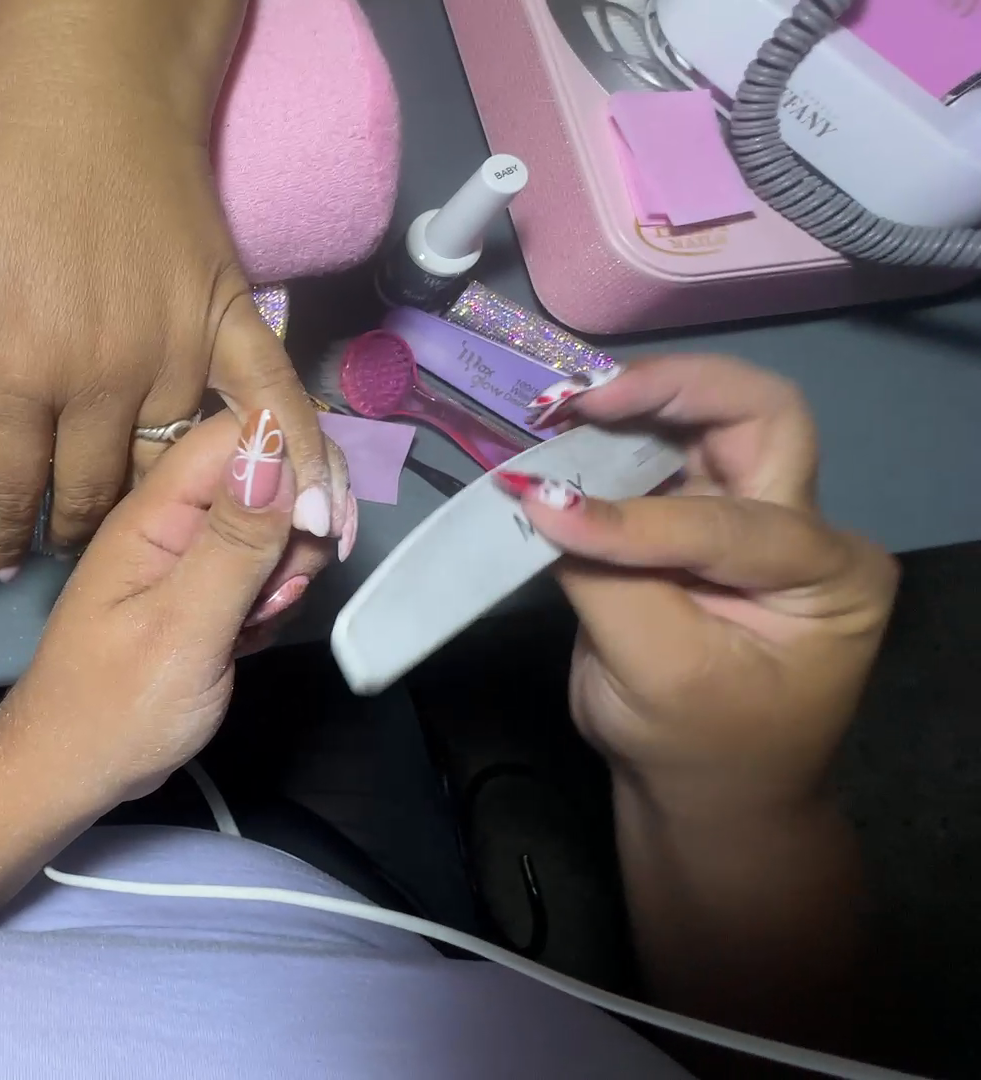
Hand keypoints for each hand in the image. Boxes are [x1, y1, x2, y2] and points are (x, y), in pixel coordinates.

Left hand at [0, 4, 346, 579]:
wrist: (85, 100)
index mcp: (18, 373)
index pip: (12, 488)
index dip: (6, 533)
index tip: (7, 561)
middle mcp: (100, 380)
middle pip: (88, 492)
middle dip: (67, 526)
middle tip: (59, 536)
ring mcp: (175, 355)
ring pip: (159, 466)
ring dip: (139, 502)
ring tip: (126, 518)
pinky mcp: (229, 324)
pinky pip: (268, 404)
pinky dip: (289, 461)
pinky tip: (305, 514)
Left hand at [0, 409, 328, 803]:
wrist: (76, 766)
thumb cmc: (117, 707)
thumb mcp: (183, 627)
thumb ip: (234, 543)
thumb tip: (275, 447)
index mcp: (154, 513)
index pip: (235, 433)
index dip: (293, 458)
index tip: (323, 524)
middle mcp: (171, 521)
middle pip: (266, 474)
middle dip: (298, 527)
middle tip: (281, 590)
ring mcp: (187, 555)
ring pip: (272, 526)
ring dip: (286, 571)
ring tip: (252, 624)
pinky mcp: (202, 588)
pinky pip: (261, 570)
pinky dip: (271, 600)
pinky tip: (246, 638)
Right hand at [507, 355, 897, 815]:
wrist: (696, 780)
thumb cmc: (697, 739)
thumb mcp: (660, 670)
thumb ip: (607, 578)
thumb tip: (539, 500)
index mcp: (825, 572)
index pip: (730, 524)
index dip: (630, 518)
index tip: (535, 507)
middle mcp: (796, 527)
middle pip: (758, 420)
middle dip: (675, 391)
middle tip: (585, 393)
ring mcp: (733, 521)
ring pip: (704, 429)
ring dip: (633, 405)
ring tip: (559, 404)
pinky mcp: (673, 529)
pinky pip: (643, 469)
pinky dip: (597, 444)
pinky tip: (554, 436)